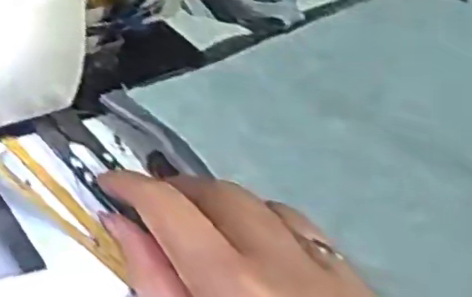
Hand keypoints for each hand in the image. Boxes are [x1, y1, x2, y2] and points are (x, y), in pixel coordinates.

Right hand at [97, 171, 375, 296]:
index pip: (165, 203)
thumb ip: (154, 284)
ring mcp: (330, 277)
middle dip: (175, 192)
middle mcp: (282, 266)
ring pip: (263, 205)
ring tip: (204, 229)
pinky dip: (273, 227)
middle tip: (150, 209)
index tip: (108, 186)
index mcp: (232, 283)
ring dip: (224, 208)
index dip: (128, 185)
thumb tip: (122, 226)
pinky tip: (262, 252)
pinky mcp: (363, 291)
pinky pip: (308, 234)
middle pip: (214, 193)